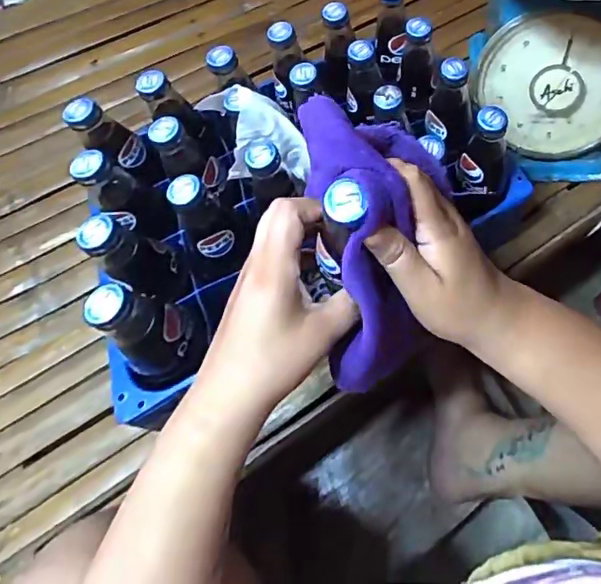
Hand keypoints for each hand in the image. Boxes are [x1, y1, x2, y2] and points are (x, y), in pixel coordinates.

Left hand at [196, 198, 358, 418]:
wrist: (228, 395)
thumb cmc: (274, 361)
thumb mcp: (323, 332)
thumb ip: (352, 299)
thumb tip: (372, 276)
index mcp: (272, 263)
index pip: (288, 209)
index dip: (318, 207)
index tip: (345, 222)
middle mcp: (257, 260)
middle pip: (279, 213)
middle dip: (313, 214)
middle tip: (341, 231)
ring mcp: (250, 272)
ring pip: (274, 231)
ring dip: (303, 232)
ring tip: (333, 249)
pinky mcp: (249, 287)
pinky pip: (272, 250)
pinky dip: (294, 249)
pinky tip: (315, 272)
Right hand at [365, 160, 522, 349]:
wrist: (497, 318)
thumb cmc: (458, 308)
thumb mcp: (420, 289)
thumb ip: (394, 254)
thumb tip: (363, 222)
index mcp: (437, 223)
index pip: (412, 178)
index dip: (383, 167)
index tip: (352, 170)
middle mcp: (443, 212)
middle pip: (411, 177)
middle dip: (379, 172)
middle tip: (345, 179)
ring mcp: (446, 218)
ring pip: (414, 188)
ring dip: (386, 185)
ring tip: (354, 190)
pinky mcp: (443, 227)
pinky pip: (417, 201)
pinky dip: (396, 199)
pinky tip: (377, 210)